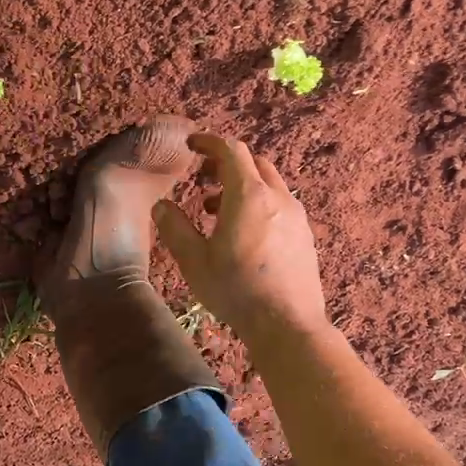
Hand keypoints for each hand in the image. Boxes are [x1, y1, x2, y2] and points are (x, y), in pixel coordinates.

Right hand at [153, 134, 331, 348]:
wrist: (287, 323)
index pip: (231, 151)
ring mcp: (296, 215)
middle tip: (201, 178)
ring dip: (241, 185)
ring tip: (215, 209)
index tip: (191, 145)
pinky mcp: (304, 234)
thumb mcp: (193, 261)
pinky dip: (257, 203)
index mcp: (249, 196)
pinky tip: (241, 232)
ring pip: (269, 183)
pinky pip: (279, 204)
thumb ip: (175, 227)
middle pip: (254, 162)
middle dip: (226, 163)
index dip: (209, 142)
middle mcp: (277, 197)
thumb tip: (161, 205)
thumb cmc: (235, 290)